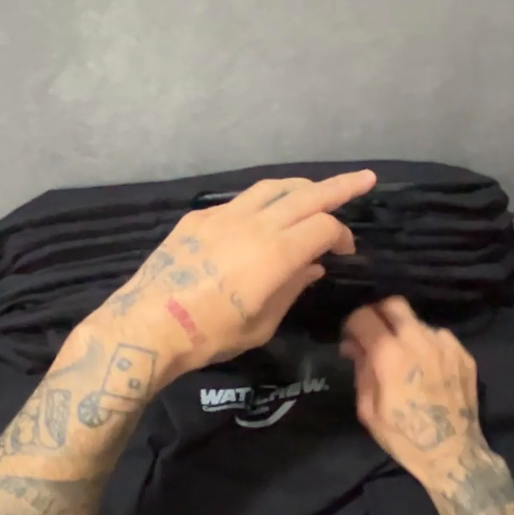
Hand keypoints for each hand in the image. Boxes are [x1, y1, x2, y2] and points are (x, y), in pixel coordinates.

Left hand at [86, 171, 377, 383]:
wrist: (149, 325)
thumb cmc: (210, 335)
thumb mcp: (262, 323)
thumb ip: (292, 289)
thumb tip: (313, 267)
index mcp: (276, 253)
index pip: (324, 227)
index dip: (342, 236)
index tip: (345, 252)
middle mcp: (254, 224)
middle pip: (306, 194)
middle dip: (340, 186)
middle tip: (365, 179)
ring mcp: (223, 216)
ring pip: (271, 188)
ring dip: (298, 187)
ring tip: (314, 191)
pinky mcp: (198, 219)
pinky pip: (239, 202)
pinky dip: (261, 204)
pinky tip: (261, 219)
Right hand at [341, 296, 488, 483]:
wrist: (453, 454)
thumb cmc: (402, 436)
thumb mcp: (368, 408)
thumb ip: (360, 369)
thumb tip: (354, 346)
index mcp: (390, 354)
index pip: (364, 316)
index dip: (352, 325)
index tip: (350, 339)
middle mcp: (419, 340)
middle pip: (394, 304)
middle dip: (378, 314)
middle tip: (373, 335)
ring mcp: (445, 345)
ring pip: (417, 322)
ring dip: (404, 332)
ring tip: (403, 356)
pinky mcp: (464, 354)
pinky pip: (438, 337)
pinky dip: (426, 345)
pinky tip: (425, 367)